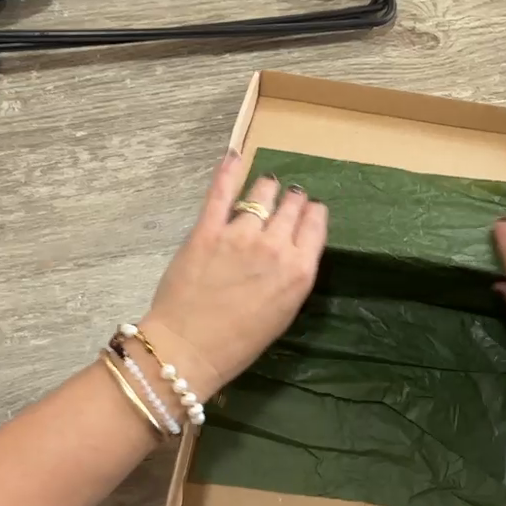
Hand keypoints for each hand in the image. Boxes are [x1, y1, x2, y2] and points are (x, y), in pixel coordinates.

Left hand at [140, 152, 327, 400]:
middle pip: (292, 204)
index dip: (312, 212)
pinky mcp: (208, 230)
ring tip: (265, 185)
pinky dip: (228, 170)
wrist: (189, 349)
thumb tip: (293, 246)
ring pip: (262, 193)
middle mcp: (276, 246)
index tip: (307, 212)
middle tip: (286, 200)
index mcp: (300, 270)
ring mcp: (241, 234)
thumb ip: (293, 273)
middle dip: (292, 199)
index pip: (316, 222)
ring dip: (266, 188)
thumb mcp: (285, 310)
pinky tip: (234, 156)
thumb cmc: (241, 341)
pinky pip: (222, 191)